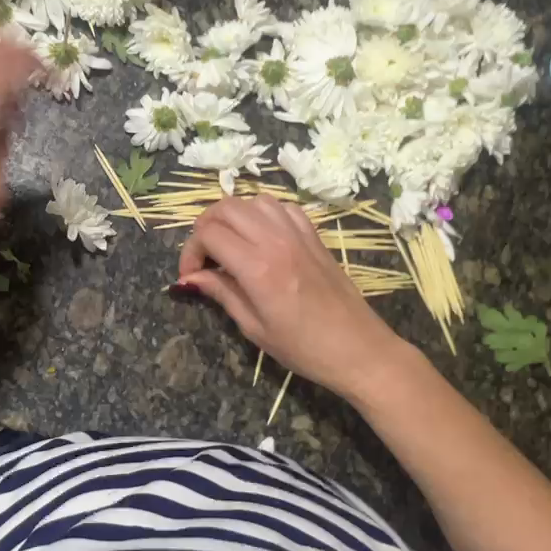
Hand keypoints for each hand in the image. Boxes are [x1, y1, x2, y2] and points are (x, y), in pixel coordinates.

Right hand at [177, 196, 415, 401]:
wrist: (359, 349)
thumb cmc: (304, 348)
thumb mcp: (254, 328)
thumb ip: (221, 293)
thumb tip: (191, 278)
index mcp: (257, 267)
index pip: (209, 234)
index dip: (190, 251)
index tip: (191, 275)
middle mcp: (276, 241)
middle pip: (226, 207)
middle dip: (205, 227)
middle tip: (205, 256)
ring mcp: (298, 234)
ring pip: (253, 201)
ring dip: (234, 216)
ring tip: (230, 244)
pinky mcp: (314, 236)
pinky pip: (282, 207)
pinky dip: (263, 214)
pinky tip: (262, 237)